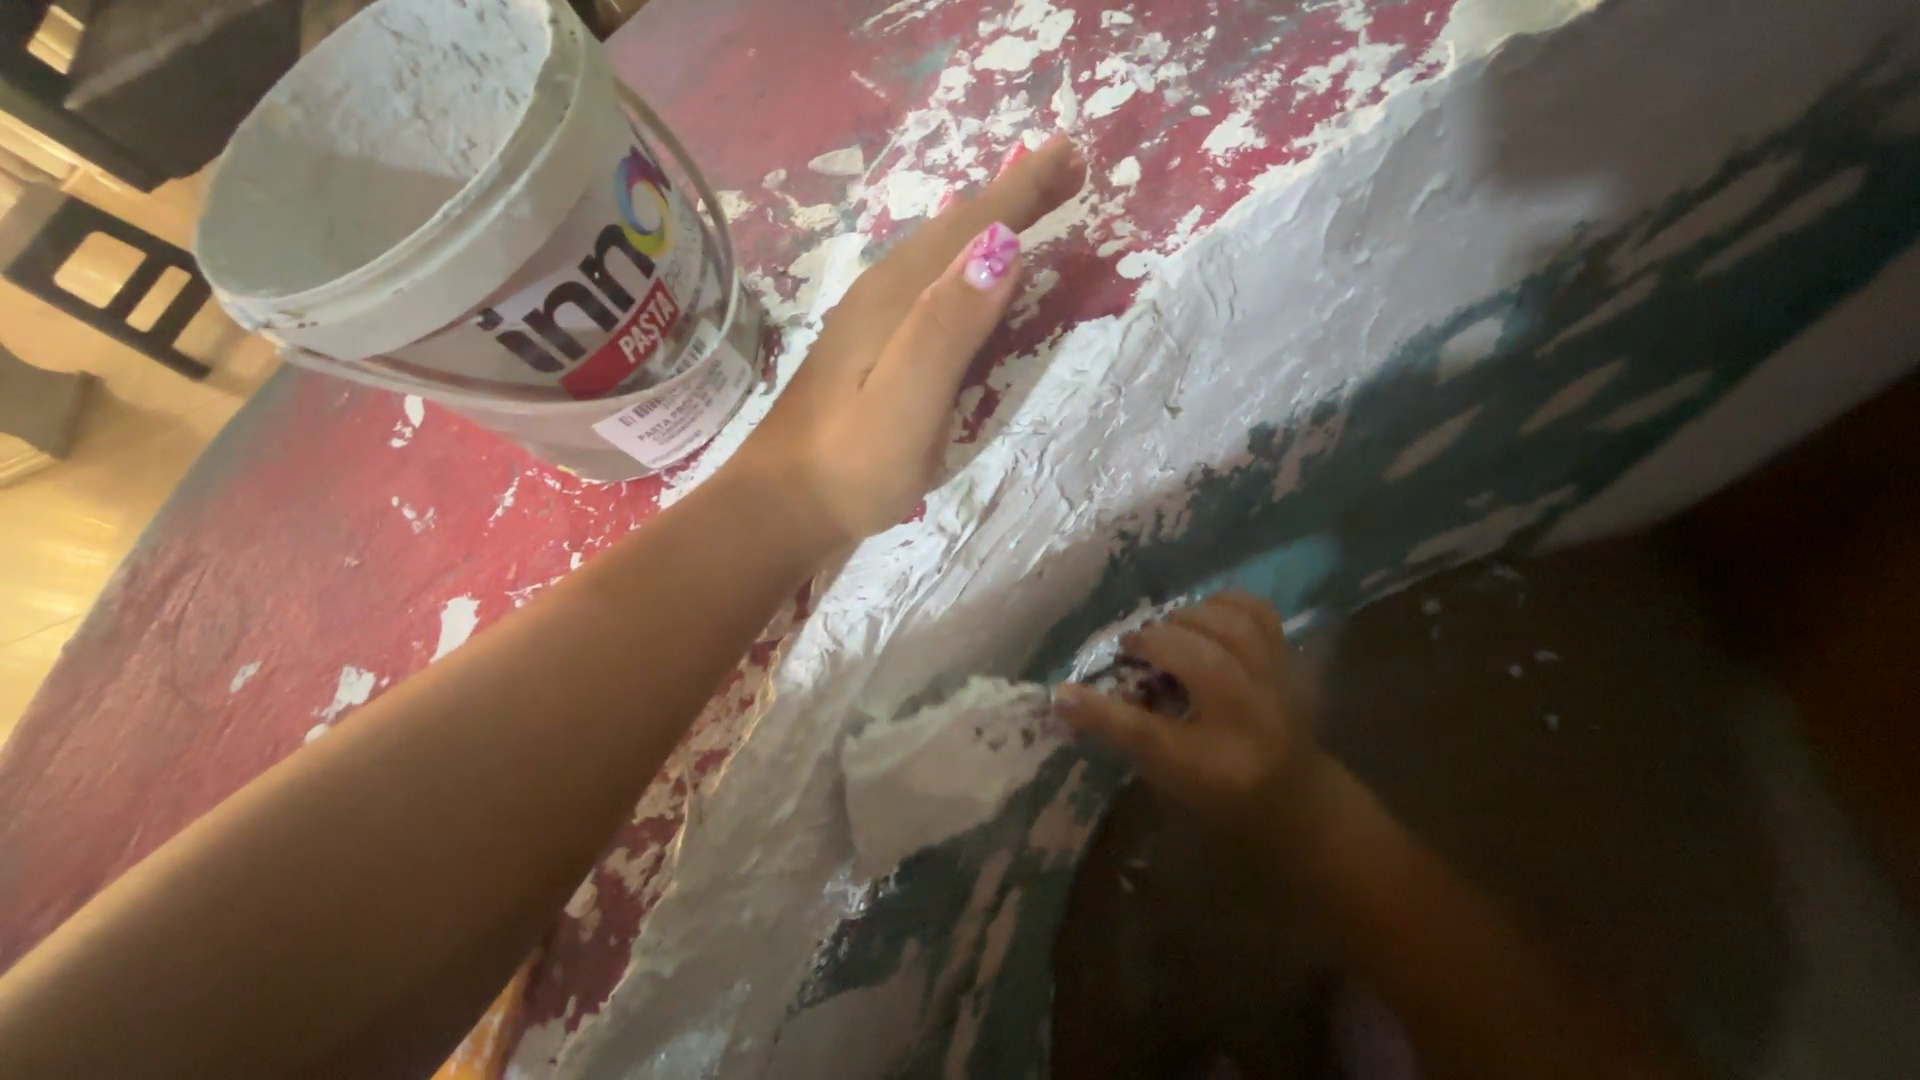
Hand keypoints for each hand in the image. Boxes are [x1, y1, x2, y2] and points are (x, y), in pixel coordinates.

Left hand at [728, 135, 1087, 543]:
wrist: (782, 507)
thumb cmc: (850, 464)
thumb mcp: (906, 399)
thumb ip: (948, 326)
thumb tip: (1001, 245)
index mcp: (895, 298)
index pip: (969, 227)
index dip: (1021, 190)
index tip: (1071, 152)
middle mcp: (880, 296)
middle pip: (954, 232)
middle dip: (1011, 197)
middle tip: (1066, 169)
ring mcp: (869, 323)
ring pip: (938, 256)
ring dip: (987, 228)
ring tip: (1029, 209)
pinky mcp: (868, 352)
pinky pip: (927, 288)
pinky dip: (961, 268)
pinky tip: (966, 280)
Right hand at [1055, 592, 1325, 830]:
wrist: (1295, 796)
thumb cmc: (1218, 789)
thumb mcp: (1165, 774)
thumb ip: (1120, 733)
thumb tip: (1065, 697)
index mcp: (1214, 763)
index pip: (1149, 736)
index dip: (1102, 712)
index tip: (1062, 691)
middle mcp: (1249, 719)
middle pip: (1197, 661)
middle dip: (1155, 642)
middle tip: (1134, 648)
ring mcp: (1275, 685)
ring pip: (1231, 628)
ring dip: (1188, 619)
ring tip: (1168, 630)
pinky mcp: (1287, 661)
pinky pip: (1258, 613)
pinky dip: (1225, 605)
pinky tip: (1204, 616)